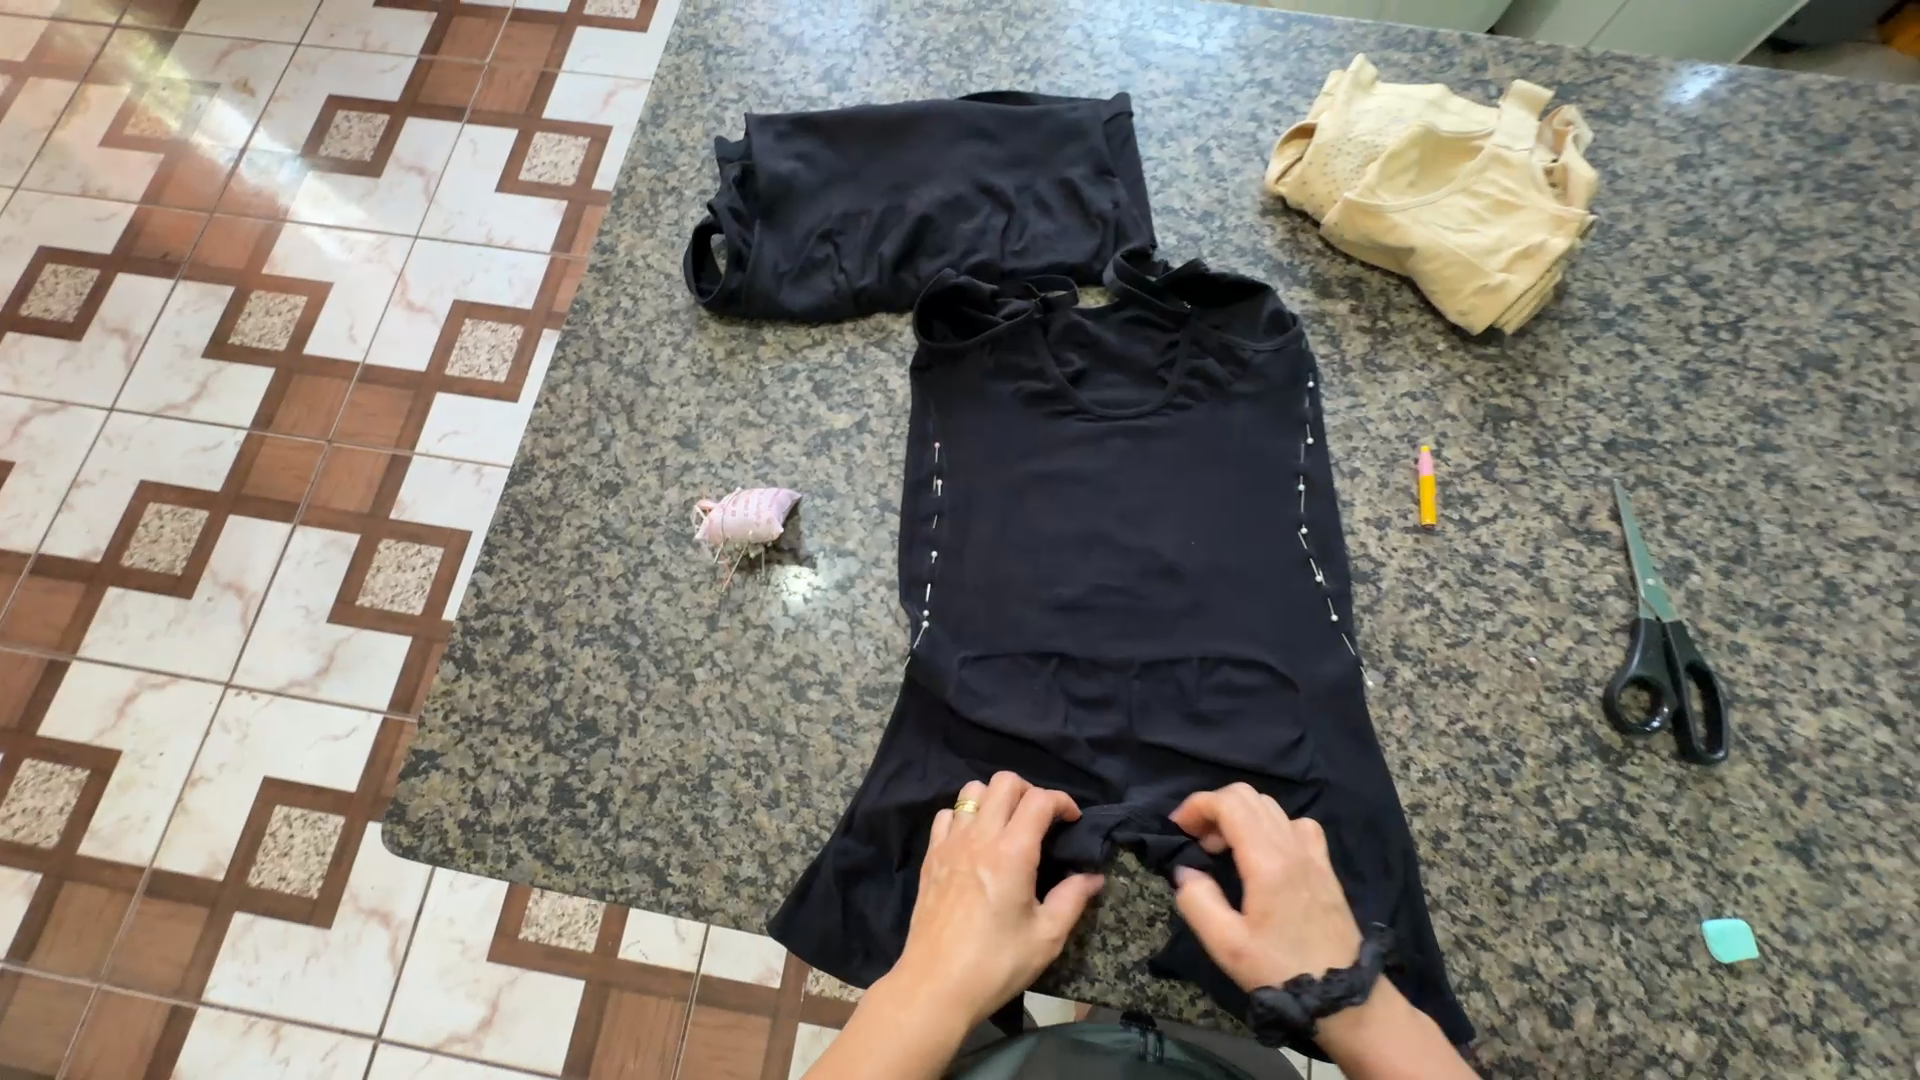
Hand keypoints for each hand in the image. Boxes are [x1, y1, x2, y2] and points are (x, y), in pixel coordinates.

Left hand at [883, 772, 1105, 1029]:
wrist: (935, 985)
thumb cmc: (996, 964)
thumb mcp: (1046, 937)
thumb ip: (1072, 899)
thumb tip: (1094, 876)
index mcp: (1012, 852)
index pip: (1039, 799)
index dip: (1062, 801)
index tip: (1073, 821)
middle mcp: (980, 836)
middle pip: (1004, 781)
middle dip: (1029, 791)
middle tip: (1041, 820)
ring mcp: (951, 842)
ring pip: (972, 790)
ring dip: (994, 798)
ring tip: (1006, 825)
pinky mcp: (931, 855)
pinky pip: (947, 815)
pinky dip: (964, 816)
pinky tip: (973, 841)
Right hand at [1169, 783, 1361, 990]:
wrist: (1346, 1001)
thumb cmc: (1282, 972)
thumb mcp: (1226, 945)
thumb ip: (1197, 901)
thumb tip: (1186, 871)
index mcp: (1267, 861)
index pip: (1229, 803)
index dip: (1197, 805)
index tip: (1178, 827)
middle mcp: (1292, 847)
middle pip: (1248, 796)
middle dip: (1214, 807)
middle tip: (1196, 839)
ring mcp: (1313, 854)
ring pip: (1270, 806)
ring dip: (1239, 815)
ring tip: (1223, 848)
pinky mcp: (1325, 866)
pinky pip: (1295, 824)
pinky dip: (1270, 825)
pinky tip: (1263, 852)